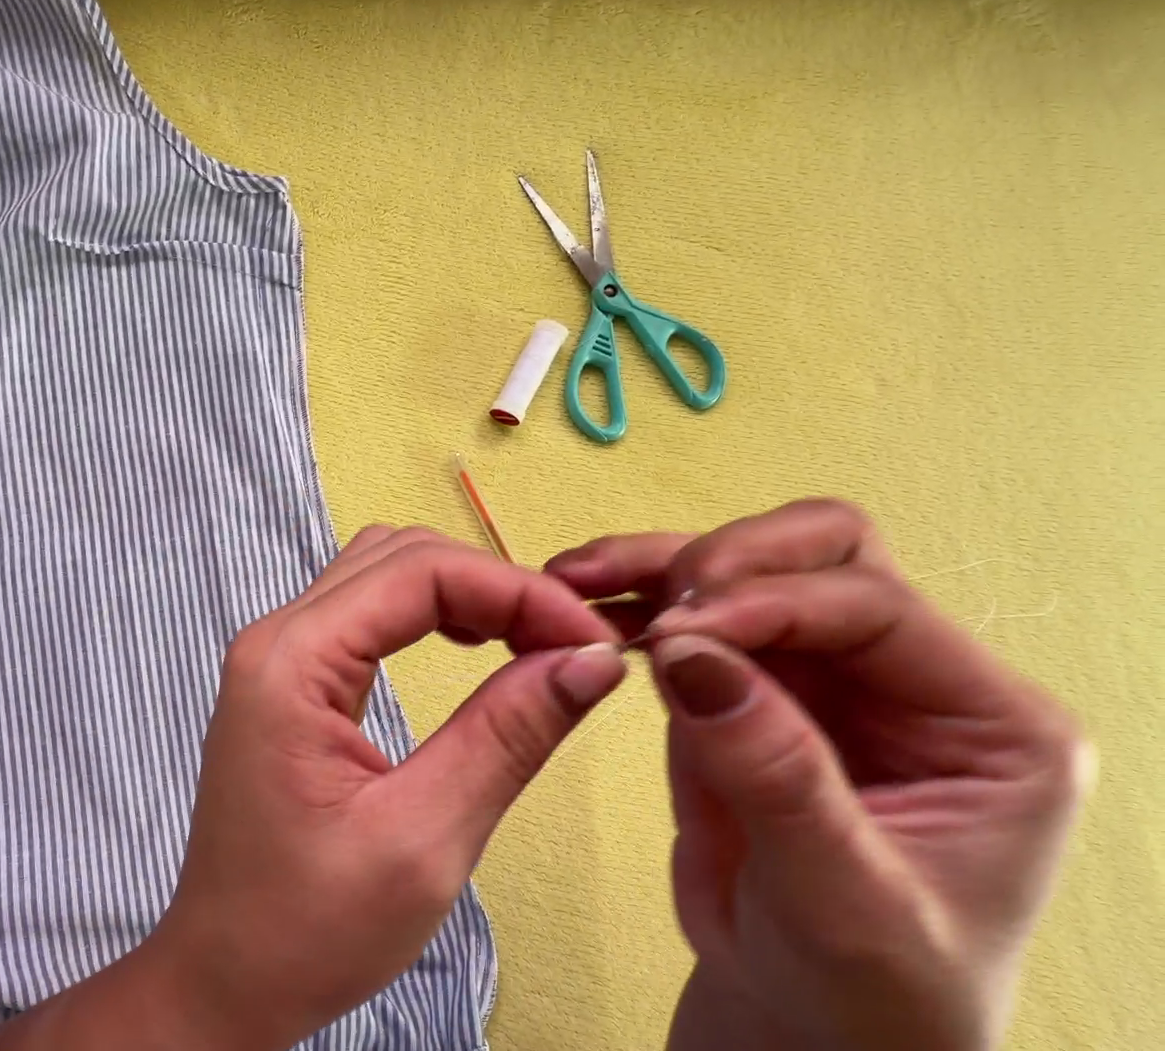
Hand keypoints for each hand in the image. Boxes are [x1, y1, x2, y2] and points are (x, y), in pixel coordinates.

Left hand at [0, 527, 625, 1049]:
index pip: (418, 573)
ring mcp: (276, 657)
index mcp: (290, 662)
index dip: (517, 591)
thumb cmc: (309, 928)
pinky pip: (364, 615)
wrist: (224, 976)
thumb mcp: (423, 840)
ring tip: (533, 642)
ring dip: (463, 593)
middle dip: (494, 584)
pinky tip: (472, 647)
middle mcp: (275, 639)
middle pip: (398, 558)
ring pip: (380, 574)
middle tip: (573, 644)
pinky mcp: (289, 682)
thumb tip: (591, 660)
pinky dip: (428, 615)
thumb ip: (507, 736)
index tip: (597, 643)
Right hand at [548, 500, 1088, 1050]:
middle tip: (650, 605)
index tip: (674, 637)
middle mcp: (900, 676)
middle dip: (723, 558)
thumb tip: (686, 654)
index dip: (768, 604)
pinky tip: (576, 604)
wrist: (805, 1016)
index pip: (870, 606)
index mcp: (980, 720)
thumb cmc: (865, 986)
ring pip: (737, 566)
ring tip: (574, 579)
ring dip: (655, 562)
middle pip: (818, 550)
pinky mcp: (736, 683)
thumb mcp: (842, 899)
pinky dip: (627, 598)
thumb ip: (775, 774)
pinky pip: (681, 614)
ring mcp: (813, 673)